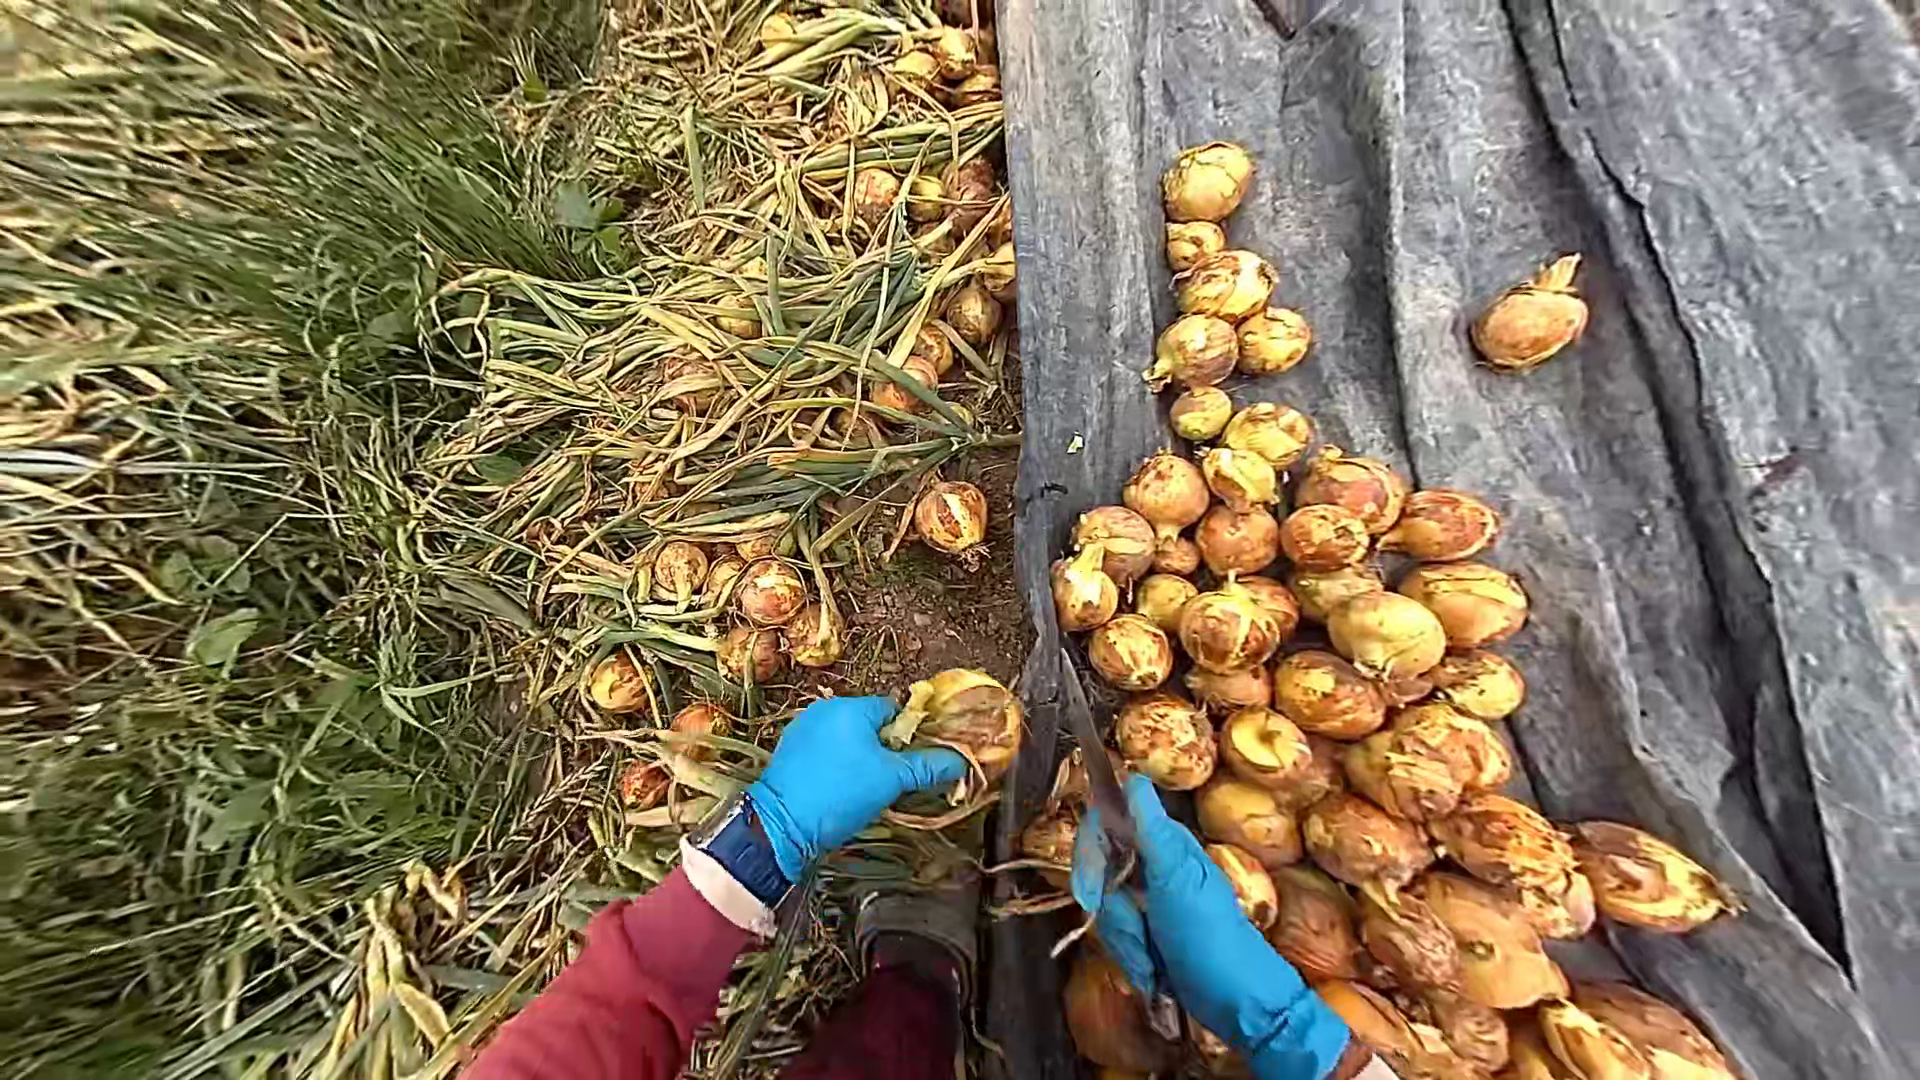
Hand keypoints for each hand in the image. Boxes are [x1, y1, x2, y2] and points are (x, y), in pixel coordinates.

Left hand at [747, 696, 966, 880]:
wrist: (780, 826)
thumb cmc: (840, 794)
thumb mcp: (890, 780)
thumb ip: (927, 766)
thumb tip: (961, 760)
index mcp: (851, 707)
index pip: (893, 709)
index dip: (906, 735)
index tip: (908, 762)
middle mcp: (826, 708)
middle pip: (870, 722)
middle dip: (883, 747)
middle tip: (888, 778)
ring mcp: (804, 727)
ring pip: (847, 736)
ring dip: (859, 755)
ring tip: (862, 786)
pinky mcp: (790, 748)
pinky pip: (825, 747)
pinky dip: (836, 762)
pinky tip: (838, 787)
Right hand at [1088, 776, 1350, 1077]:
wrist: (1241, 1007)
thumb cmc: (1211, 936)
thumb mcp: (1178, 879)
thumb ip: (1151, 827)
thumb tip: (1133, 776)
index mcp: (1160, 837)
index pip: (1103, 821)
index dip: (1089, 852)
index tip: (1088, 892)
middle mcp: (1149, 858)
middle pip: (1098, 866)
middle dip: (1113, 910)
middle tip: (1135, 934)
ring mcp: (1146, 894)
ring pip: (1104, 903)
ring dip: (1124, 938)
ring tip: (1152, 960)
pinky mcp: (1145, 926)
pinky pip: (1114, 931)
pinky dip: (1129, 955)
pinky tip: (1152, 970)